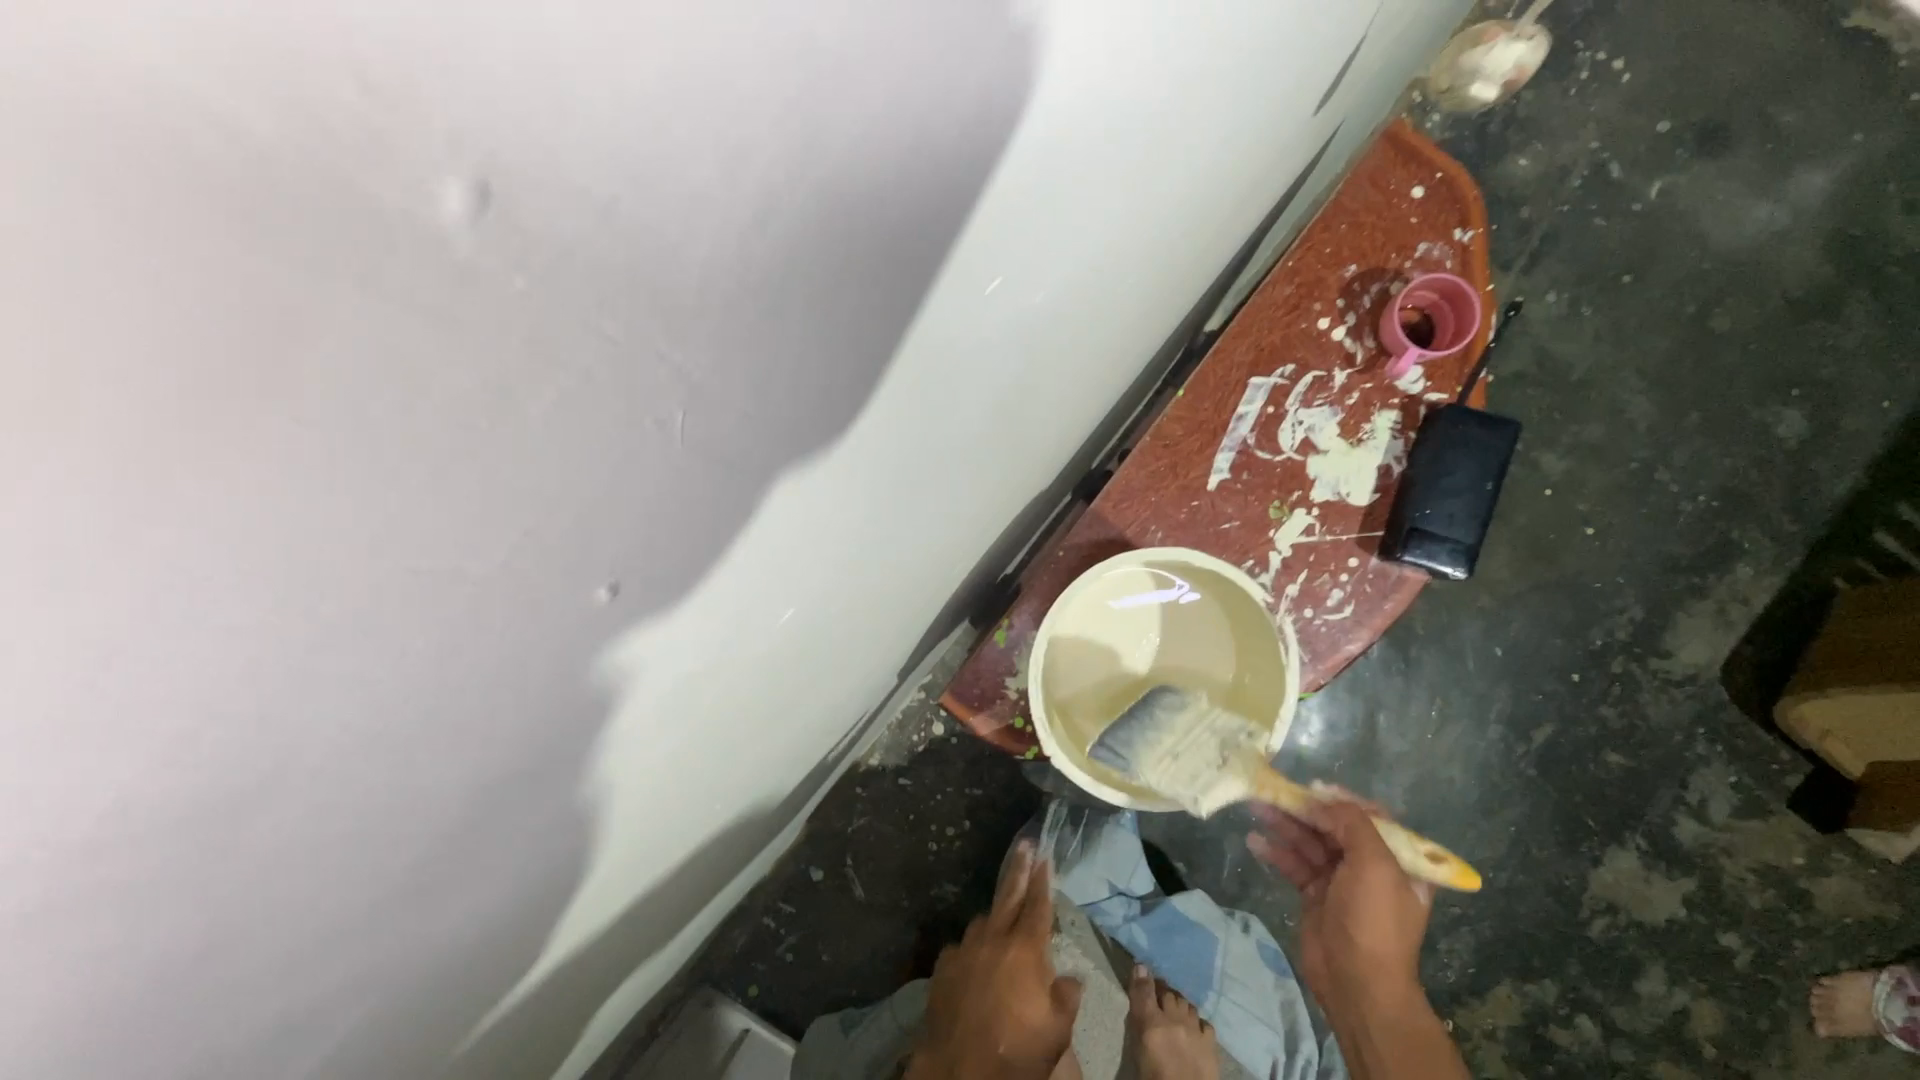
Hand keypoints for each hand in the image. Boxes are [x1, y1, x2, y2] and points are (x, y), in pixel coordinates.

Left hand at [908, 842, 1082, 1079]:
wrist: (959, 1071)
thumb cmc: (1016, 1051)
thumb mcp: (1058, 1031)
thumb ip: (1067, 997)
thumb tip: (1069, 979)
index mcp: (1025, 950)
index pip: (1038, 906)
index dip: (1044, 881)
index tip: (1046, 858)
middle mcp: (993, 940)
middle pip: (1009, 897)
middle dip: (1019, 870)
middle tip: (1026, 846)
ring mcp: (964, 951)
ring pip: (982, 922)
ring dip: (995, 916)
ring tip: (1003, 918)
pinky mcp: (943, 968)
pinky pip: (961, 947)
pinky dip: (972, 948)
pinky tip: (975, 958)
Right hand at [1245, 798, 1432, 1016]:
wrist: (1357, 983)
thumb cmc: (1374, 920)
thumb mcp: (1374, 864)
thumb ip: (1353, 824)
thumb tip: (1327, 797)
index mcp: (1397, 860)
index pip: (1371, 817)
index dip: (1342, 801)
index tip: (1313, 788)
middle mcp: (1371, 867)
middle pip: (1334, 827)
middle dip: (1305, 810)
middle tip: (1274, 792)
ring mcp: (1341, 882)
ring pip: (1311, 843)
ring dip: (1285, 826)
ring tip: (1256, 808)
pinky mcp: (1315, 896)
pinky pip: (1295, 865)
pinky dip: (1276, 852)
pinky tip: (1255, 841)